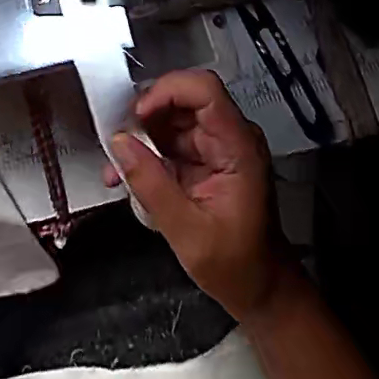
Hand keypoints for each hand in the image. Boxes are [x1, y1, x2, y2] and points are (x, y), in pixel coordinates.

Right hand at [104, 69, 288, 320]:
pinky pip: (172, 139)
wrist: (260, 288)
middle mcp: (230, 136)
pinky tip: (129, 173)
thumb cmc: (236, 265)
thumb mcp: (188, 232)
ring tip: (117, 164)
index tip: (137, 116)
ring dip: (142, 135)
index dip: (168, 91)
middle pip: (184, 98)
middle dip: (146, 115)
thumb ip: (151, 185)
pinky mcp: (205, 157)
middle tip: (119, 141)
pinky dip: (148, 151)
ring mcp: (217, 145)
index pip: (205, 91)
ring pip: (173, 117)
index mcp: (238, 146)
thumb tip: (119, 144)